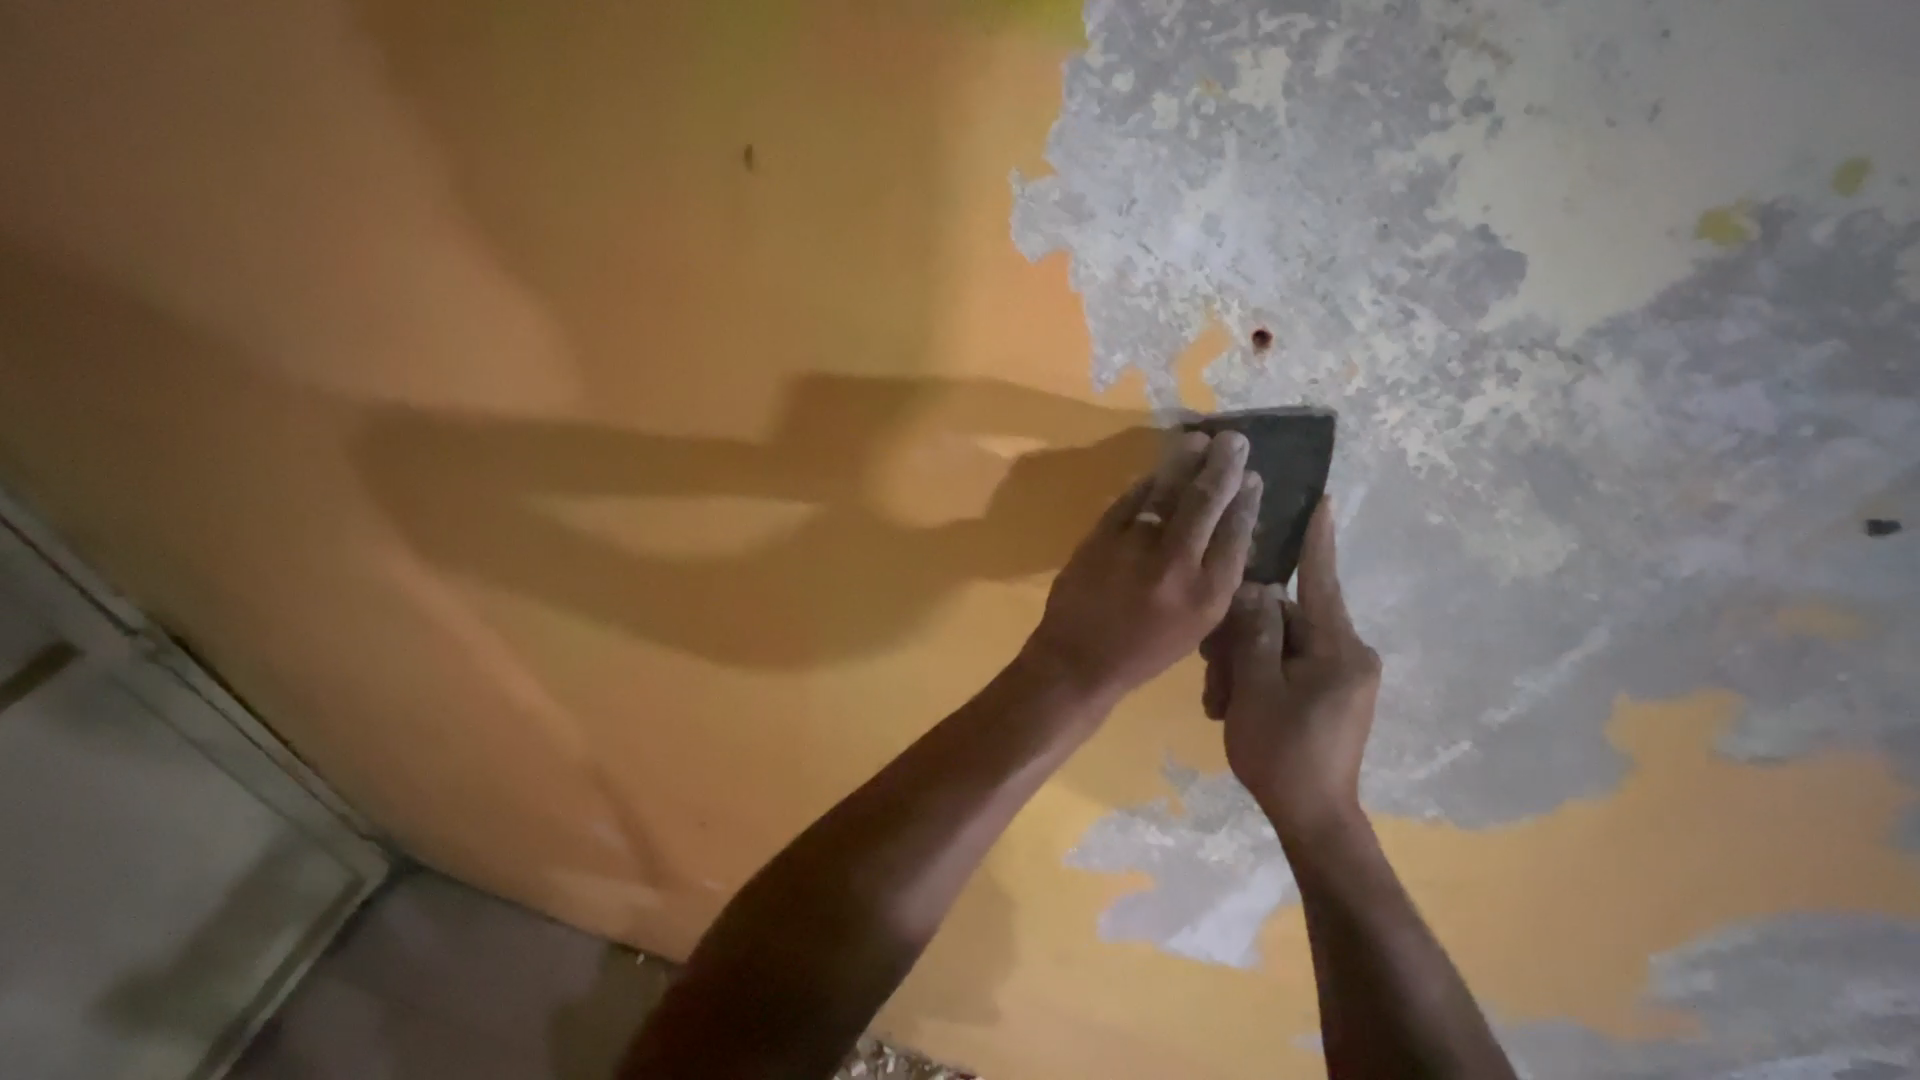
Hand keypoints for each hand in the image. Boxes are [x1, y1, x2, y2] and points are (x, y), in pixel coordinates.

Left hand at [1025, 431, 1262, 699]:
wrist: (1079, 661)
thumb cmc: (1144, 651)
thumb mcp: (1196, 626)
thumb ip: (1216, 579)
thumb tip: (1232, 529)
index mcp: (1208, 594)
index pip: (1236, 534)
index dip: (1247, 500)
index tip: (1254, 476)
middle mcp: (1177, 566)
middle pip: (1206, 502)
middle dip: (1224, 467)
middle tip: (1234, 440)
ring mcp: (1135, 547)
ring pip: (1167, 493)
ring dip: (1186, 461)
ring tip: (1200, 440)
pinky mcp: (1101, 538)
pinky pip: (1132, 500)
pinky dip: (1148, 482)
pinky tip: (1160, 470)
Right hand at [1202, 499, 1380, 844]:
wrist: (1312, 819)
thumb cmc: (1284, 754)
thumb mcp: (1255, 689)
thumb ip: (1253, 633)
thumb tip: (1255, 590)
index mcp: (1339, 648)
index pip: (1322, 580)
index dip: (1317, 539)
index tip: (1322, 499)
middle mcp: (1346, 655)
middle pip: (1284, 619)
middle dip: (1241, 636)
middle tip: (1207, 666)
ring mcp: (1338, 677)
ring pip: (1278, 645)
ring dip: (1242, 664)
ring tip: (1216, 701)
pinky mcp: (1327, 696)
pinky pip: (1285, 668)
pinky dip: (1256, 680)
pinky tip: (1231, 706)